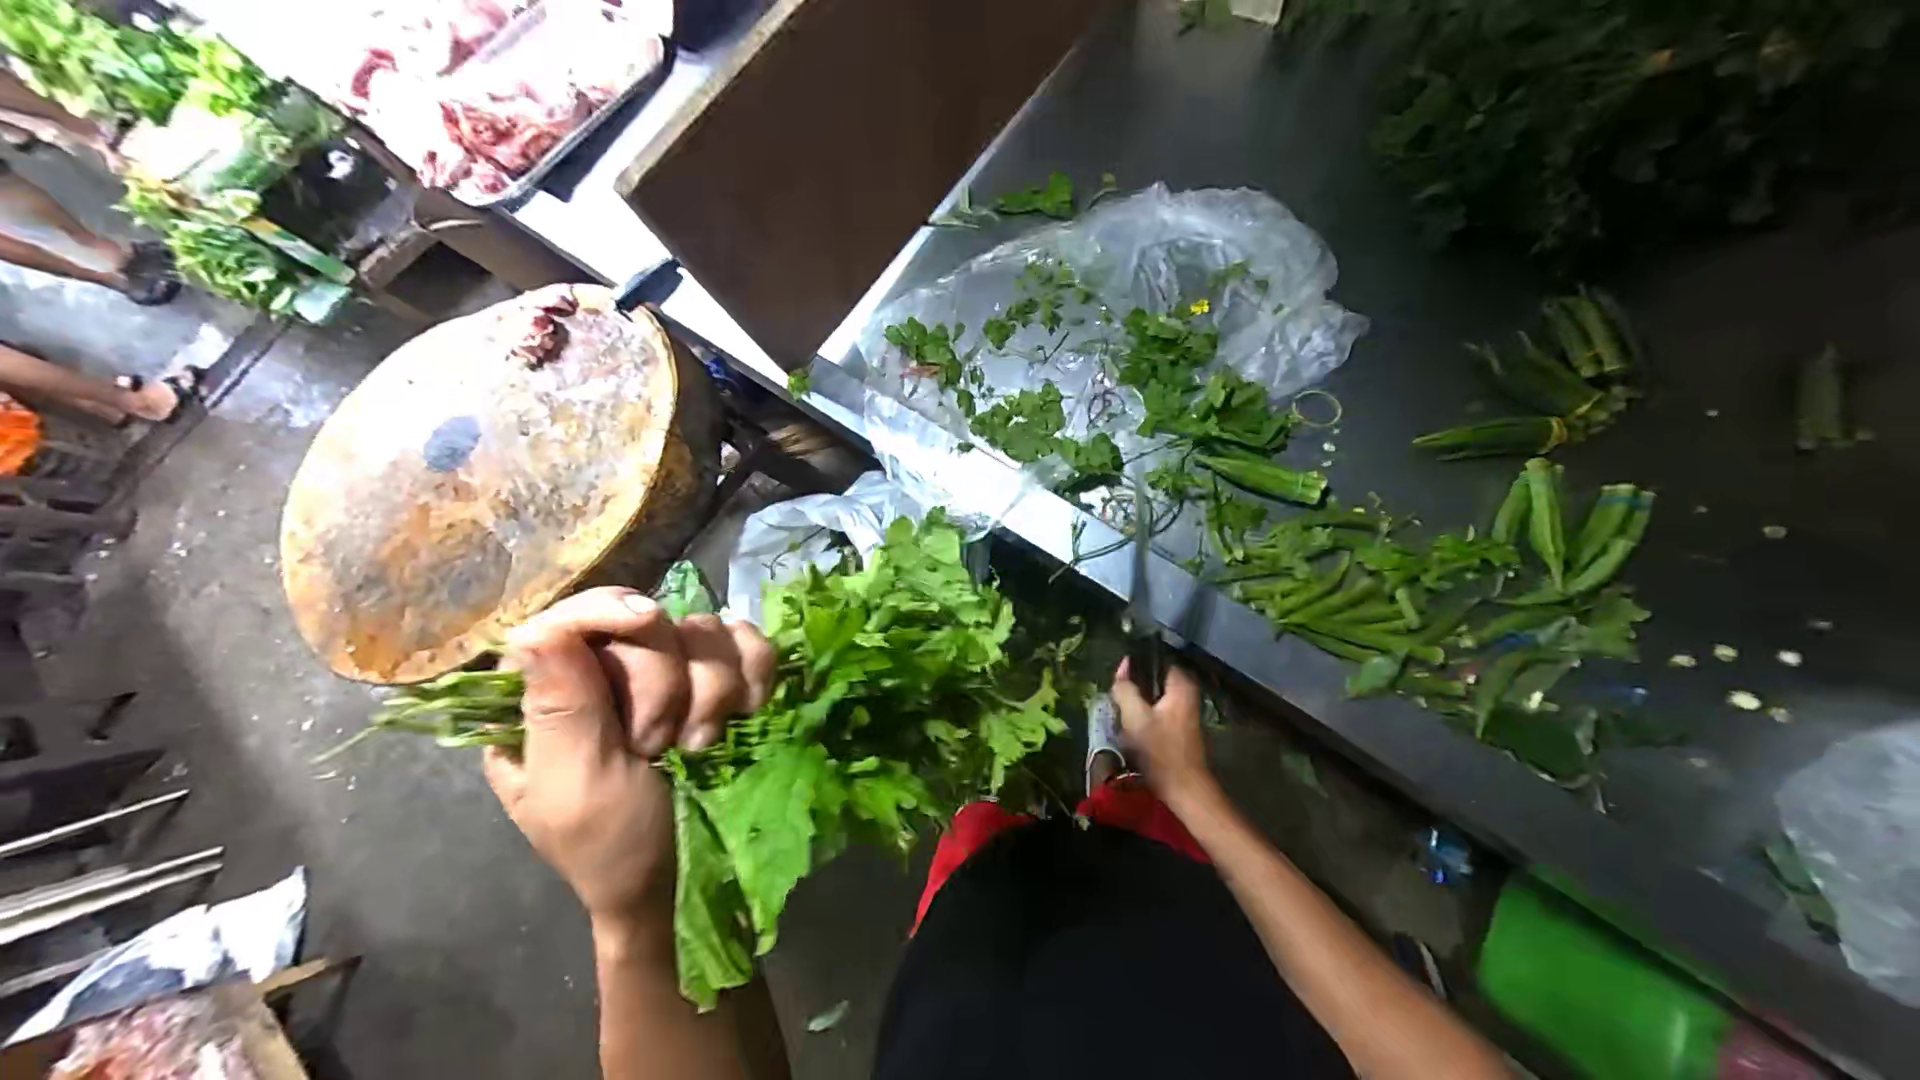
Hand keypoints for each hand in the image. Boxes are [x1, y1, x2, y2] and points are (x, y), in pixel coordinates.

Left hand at [482, 587, 775, 934]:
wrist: (694, 880)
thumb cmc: (617, 847)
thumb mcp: (577, 789)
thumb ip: (560, 707)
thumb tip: (535, 627)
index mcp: (548, 698)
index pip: (569, 616)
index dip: (608, 609)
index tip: (646, 622)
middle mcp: (612, 673)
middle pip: (647, 621)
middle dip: (665, 683)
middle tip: (661, 744)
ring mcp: (673, 672)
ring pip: (703, 628)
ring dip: (714, 688)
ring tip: (702, 743)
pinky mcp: (723, 678)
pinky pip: (747, 640)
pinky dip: (755, 669)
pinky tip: (751, 708)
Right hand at [1110, 660, 1214, 804]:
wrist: (1183, 789)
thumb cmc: (1160, 750)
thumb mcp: (1135, 716)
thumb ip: (1125, 689)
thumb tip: (1122, 669)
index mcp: (1181, 685)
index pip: (1155, 661)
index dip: (1135, 665)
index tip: (1118, 676)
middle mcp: (1187, 694)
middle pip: (1153, 680)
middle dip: (1134, 686)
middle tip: (1116, 696)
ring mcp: (1185, 711)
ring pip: (1153, 697)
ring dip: (1137, 703)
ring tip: (1121, 711)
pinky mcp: (1179, 728)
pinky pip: (1156, 712)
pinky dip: (1144, 716)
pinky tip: (1131, 727)